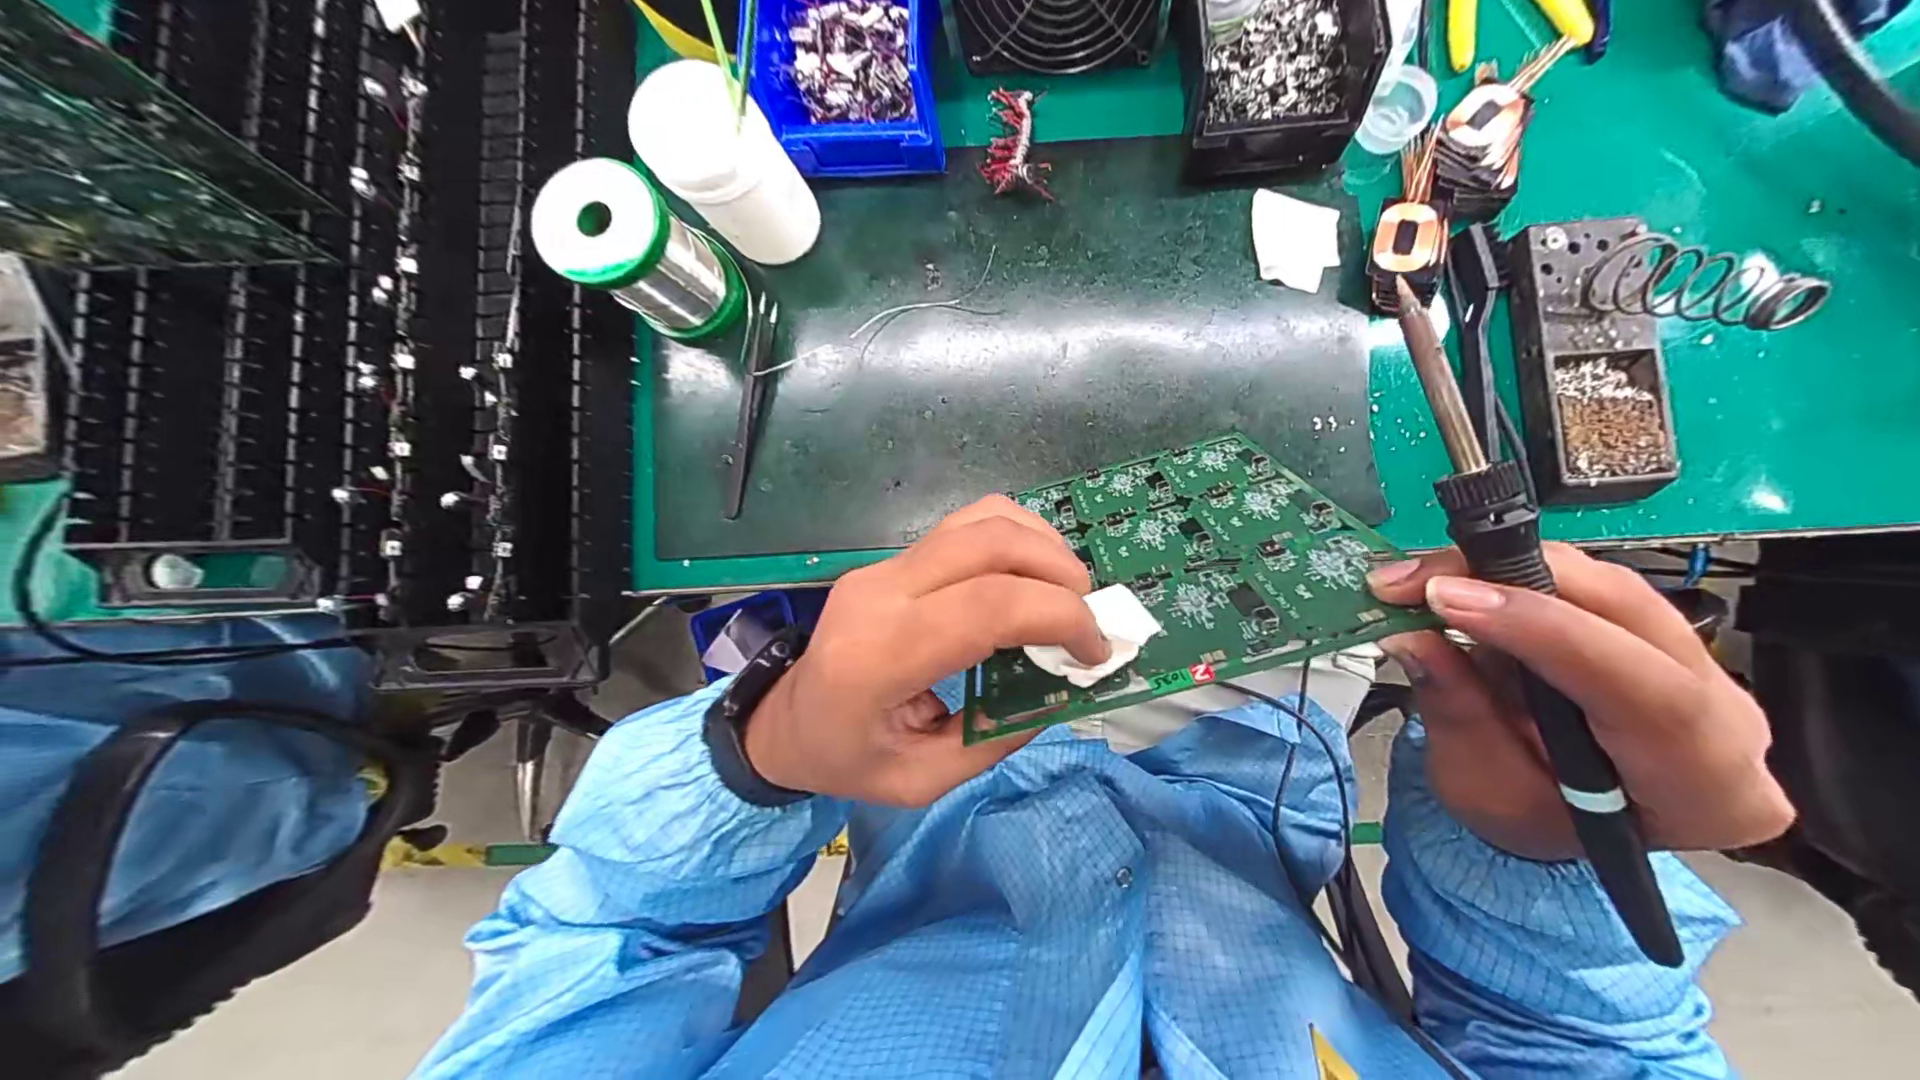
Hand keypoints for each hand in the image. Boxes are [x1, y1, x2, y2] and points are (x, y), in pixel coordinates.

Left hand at [743, 496, 1108, 806]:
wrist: (785, 720)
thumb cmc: (845, 759)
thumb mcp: (920, 781)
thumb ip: (994, 738)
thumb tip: (1062, 689)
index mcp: (879, 656)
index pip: (986, 606)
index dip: (1059, 617)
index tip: (1095, 653)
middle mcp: (880, 592)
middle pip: (990, 544)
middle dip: (1060, 575)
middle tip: (1087, 621)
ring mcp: (883, 567)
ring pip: (981, 520)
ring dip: (1042, 547)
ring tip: (1065, 595)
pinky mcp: (892, 560)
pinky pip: (966, 525)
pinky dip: (1015, 538)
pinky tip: (1028, 576)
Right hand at [1367, 543, 1793, 860]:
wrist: (1552, 821)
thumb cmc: (1529, 821)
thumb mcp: (1483, 789)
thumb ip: (1457, 713)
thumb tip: (1413, 637)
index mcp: (1704, 787)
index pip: (1646, 693)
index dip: (1544, 631)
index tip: (1449, 600)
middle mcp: (1725, 717)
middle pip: (1628, 615)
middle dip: (1507, 579)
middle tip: (1415, 580)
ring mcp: (1695, 667)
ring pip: (1601, 584)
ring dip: (1494, 568)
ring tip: (1416, 582)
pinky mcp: (1648, 633)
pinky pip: (1580, 583)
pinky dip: (1501, 573)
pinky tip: (1450, 584)